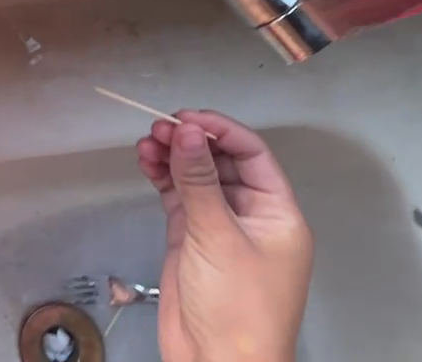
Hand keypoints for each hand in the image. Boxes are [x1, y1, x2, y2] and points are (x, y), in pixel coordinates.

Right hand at [137, 110, 312, 361]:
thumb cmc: (235, 304)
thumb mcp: (217, 236)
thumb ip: (198, 179)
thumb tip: (186, 129)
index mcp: (275, 214)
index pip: (252, 155)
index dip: (220, 131)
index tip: (184, 118)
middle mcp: (249, 213)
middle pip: (220, 161)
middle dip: (189, 141)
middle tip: (157, 129)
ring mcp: (217, 223)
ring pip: (194, 174)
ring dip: (171, 155)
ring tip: (146, 143)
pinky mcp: (190, 233)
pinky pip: (177, 192)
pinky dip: (161, 175)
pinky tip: (145, 161)